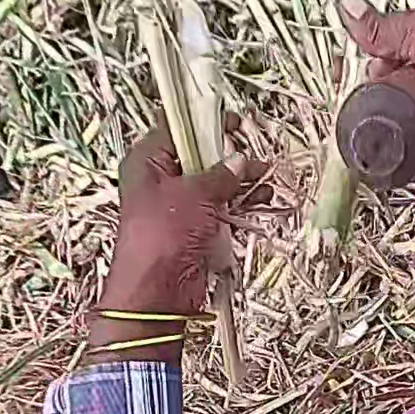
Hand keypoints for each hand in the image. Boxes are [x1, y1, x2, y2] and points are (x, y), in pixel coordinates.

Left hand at [88, 122, 251, 363]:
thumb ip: (220, 174)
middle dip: (230, 158)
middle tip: (255, 157)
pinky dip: (239, 207)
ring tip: (266, 181)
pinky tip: (261, 200)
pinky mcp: (194, 232)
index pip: (177, 129)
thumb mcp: (194, 194)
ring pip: (214, 187)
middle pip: (200, 159)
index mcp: (148, 163)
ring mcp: (179, 209)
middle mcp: (162, 183)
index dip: (205, 123)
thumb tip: (239, 160)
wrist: (159, 290)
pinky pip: (220, 212)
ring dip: (241, 184)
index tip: (233, 124)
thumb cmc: (164, 234)